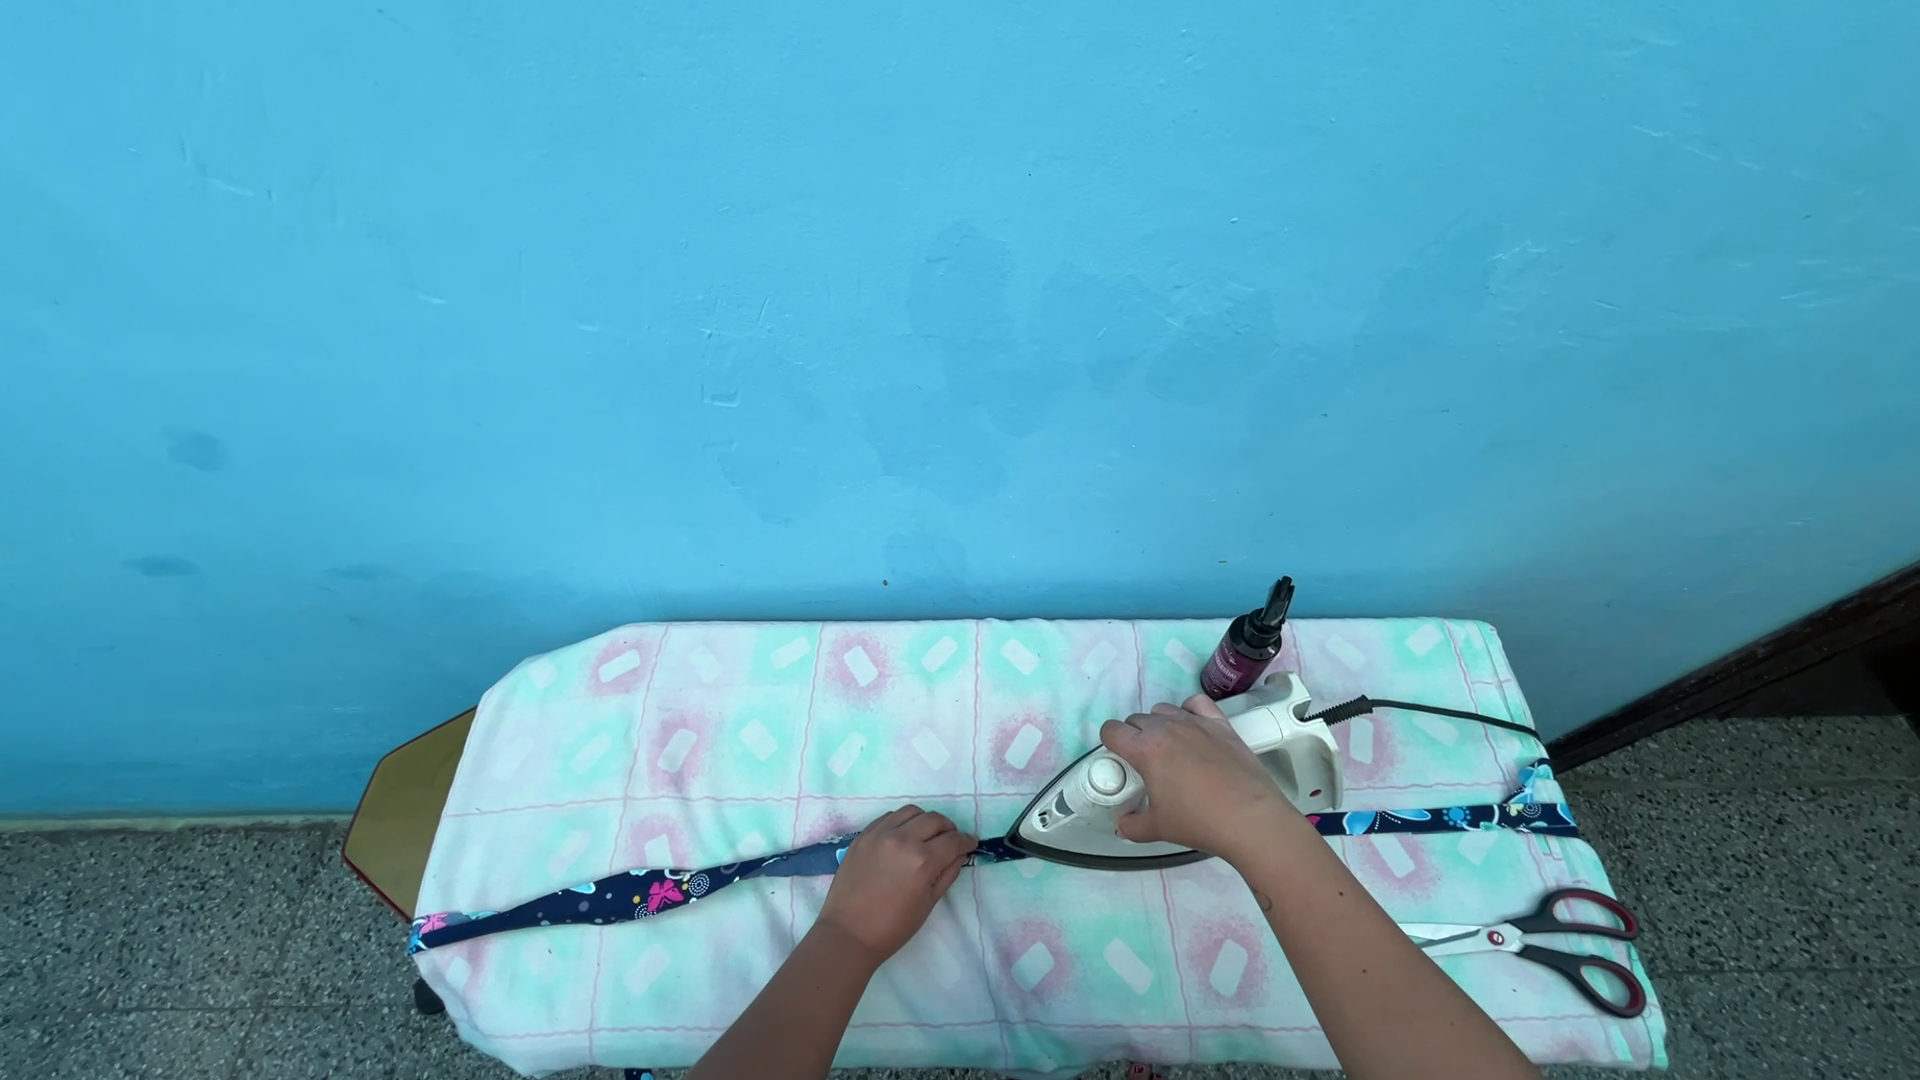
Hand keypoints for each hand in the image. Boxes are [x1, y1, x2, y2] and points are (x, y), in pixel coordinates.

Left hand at [813, 804, 976, 966]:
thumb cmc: (893, 926)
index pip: (953, 840)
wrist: (849, 933)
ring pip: (911, 811)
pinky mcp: (863, 835)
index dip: (966, 841)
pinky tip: (903, 835)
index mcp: (923, 861)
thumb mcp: (928, 903)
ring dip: (925, 820)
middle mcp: (903, 840)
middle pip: (934, 819)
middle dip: (948, 828)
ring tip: (926, 834)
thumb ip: (948, 874)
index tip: (971, 843)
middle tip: (950, 839)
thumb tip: (959, 855)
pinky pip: (889, 817)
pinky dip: (902, 821)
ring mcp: (880, 834)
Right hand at [1099, 694, 1300, 865]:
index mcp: (1145, 749)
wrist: (1250, 819)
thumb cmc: (1199, 821)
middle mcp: (1166, 728)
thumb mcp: (1158, 828)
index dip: (1110, 742)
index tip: (1119, 756)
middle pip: (1137, 719)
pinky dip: (1189, 710)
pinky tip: (1193, 727)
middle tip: (1145, 761)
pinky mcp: (1220, 724)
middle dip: (1134, 735)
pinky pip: (1196, 703)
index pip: (1112, 730)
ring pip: (1164, 709)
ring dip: (1159, 723)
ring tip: (1169, 747)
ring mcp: (1195, 722)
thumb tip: (1122, 825)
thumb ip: (1133, 825)